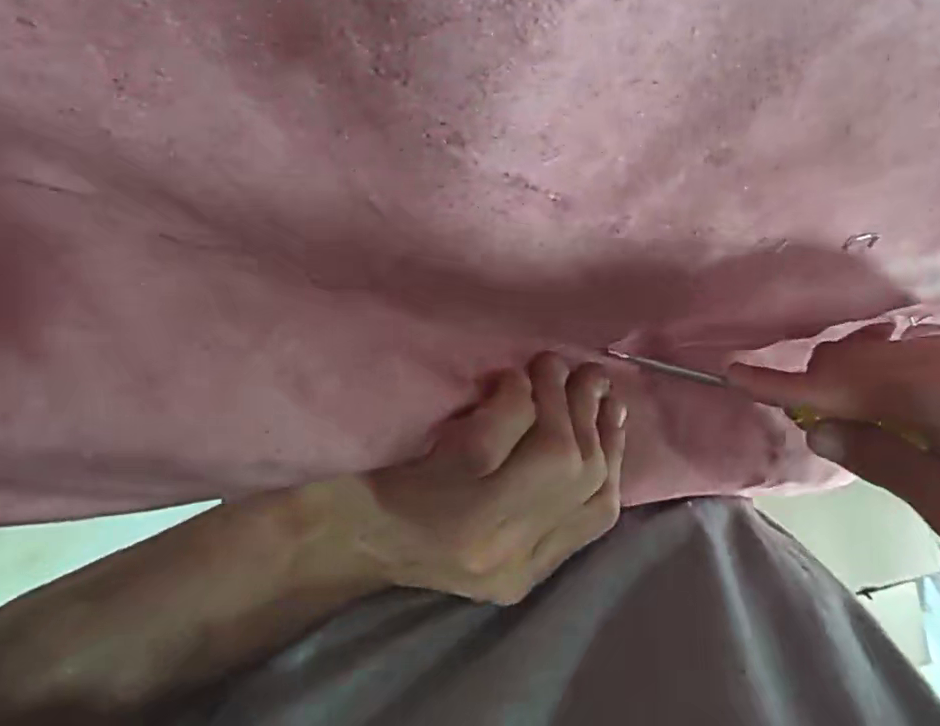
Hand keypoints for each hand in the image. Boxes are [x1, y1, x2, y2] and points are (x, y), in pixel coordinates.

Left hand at [320, 352, 627, 604]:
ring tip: (551, 365)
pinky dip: (515, 394)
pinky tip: (508, 379)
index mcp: (520, 574)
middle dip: (591, 415)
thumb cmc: (400, 512)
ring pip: (555, 452)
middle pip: (584, 477)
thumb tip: (595, 419)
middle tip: (587, 375)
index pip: (598, 511)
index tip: (614, 410)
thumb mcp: (477, 521)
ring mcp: (478, 530)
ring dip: (558, 396)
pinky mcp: (447, 491)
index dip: (615, 452)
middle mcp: (507, 561)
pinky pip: (504, 428)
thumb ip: (533, 491)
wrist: (324, 533)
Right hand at [730, 328, 939, 586]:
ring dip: (845, 391)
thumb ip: (883, 462)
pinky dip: (872, 388)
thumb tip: (816, 427)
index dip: (780, 383)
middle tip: (819, 439)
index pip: (837, 385)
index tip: (732, 374)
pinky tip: (896, 425)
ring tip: (865, 440)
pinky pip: (894, 365)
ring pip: (869, 362)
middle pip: (847, 364)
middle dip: (816, 392)